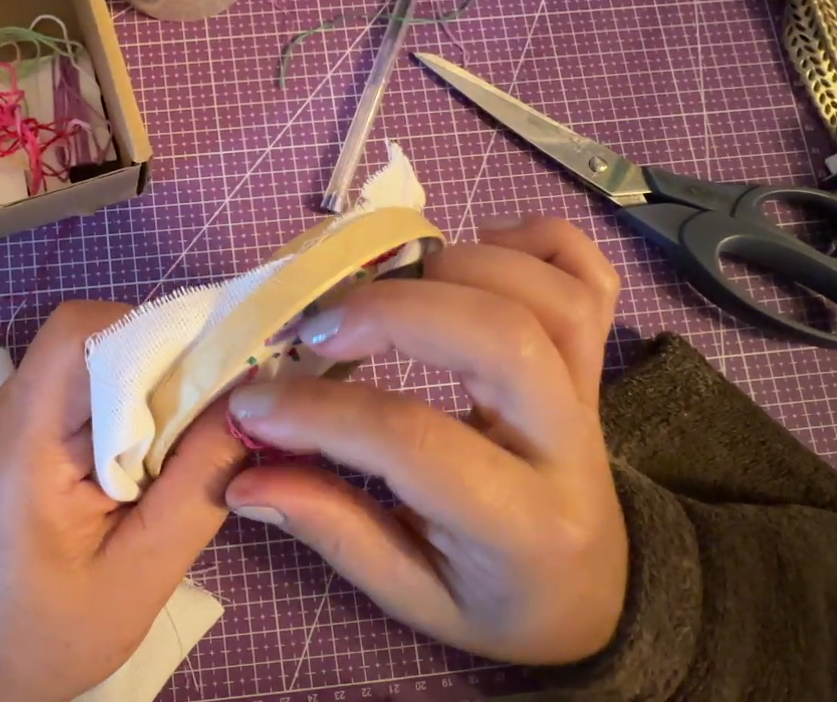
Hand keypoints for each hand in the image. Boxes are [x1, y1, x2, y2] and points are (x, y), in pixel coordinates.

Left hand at [0, 300, 248, 701]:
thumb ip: (196, 485)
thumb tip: (247, 404)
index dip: (146, 330)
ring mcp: (9, 415)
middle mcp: (8, 407)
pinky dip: (125, 406)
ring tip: (185, 440)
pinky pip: (80, 389)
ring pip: (90, 360)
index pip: (77, 331)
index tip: (207, 369)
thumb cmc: (50, 632)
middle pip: (90, 338)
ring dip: (146, 386)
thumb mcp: (139, 573)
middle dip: (160, 363)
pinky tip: (149, 454)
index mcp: (24, 437)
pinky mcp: (19, 430)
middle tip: (211, 414)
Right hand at [222, 216, 626, 665]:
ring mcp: (590, 392)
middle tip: (318, 327)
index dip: (319, 414)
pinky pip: (588, 276)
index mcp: (522, 521)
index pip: (413, 440)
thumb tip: (244, 479)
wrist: (592, 588)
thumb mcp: (413, 593)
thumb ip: (334, 531)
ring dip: (457, 265)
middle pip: (498, 336)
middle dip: (390, 311)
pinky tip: (477, 246)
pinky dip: (535, 241)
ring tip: (387, 283)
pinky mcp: (592, 358)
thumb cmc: (494, 596)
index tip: (254, 404)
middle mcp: (568, 445)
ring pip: (548, 294)